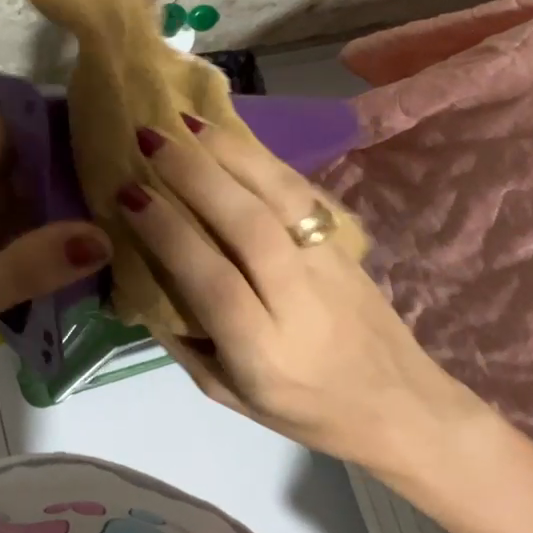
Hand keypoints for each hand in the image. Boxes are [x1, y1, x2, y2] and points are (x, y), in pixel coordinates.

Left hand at [0, 111, 112, 392]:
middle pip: (10, 159)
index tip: (104, 133)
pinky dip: (20, 236)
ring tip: (105, 221)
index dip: (52, 119)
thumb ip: (34, 263)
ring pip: (1, 197)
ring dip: (43, 208)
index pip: (6, 121)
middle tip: (119, 187)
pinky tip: (58, 260)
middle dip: (60, 170)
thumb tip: (103, 236)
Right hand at [119, 115, 486, 472]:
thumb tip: (134, 278)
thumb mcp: (226, 393)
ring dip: (230, 153)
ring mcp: (330, 266)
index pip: (212, 280)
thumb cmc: (302, 410)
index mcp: (263, 351)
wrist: (404, 407)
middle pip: (248, 226)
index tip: (129, 195)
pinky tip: (230, 136)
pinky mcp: (346, 244)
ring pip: (281, 198)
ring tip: (186, 122)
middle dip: (195, 177)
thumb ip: (180, 338)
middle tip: (149, 140)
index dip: (169, 233)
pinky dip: (261, 158)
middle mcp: (299, 302)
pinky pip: (301, 192)